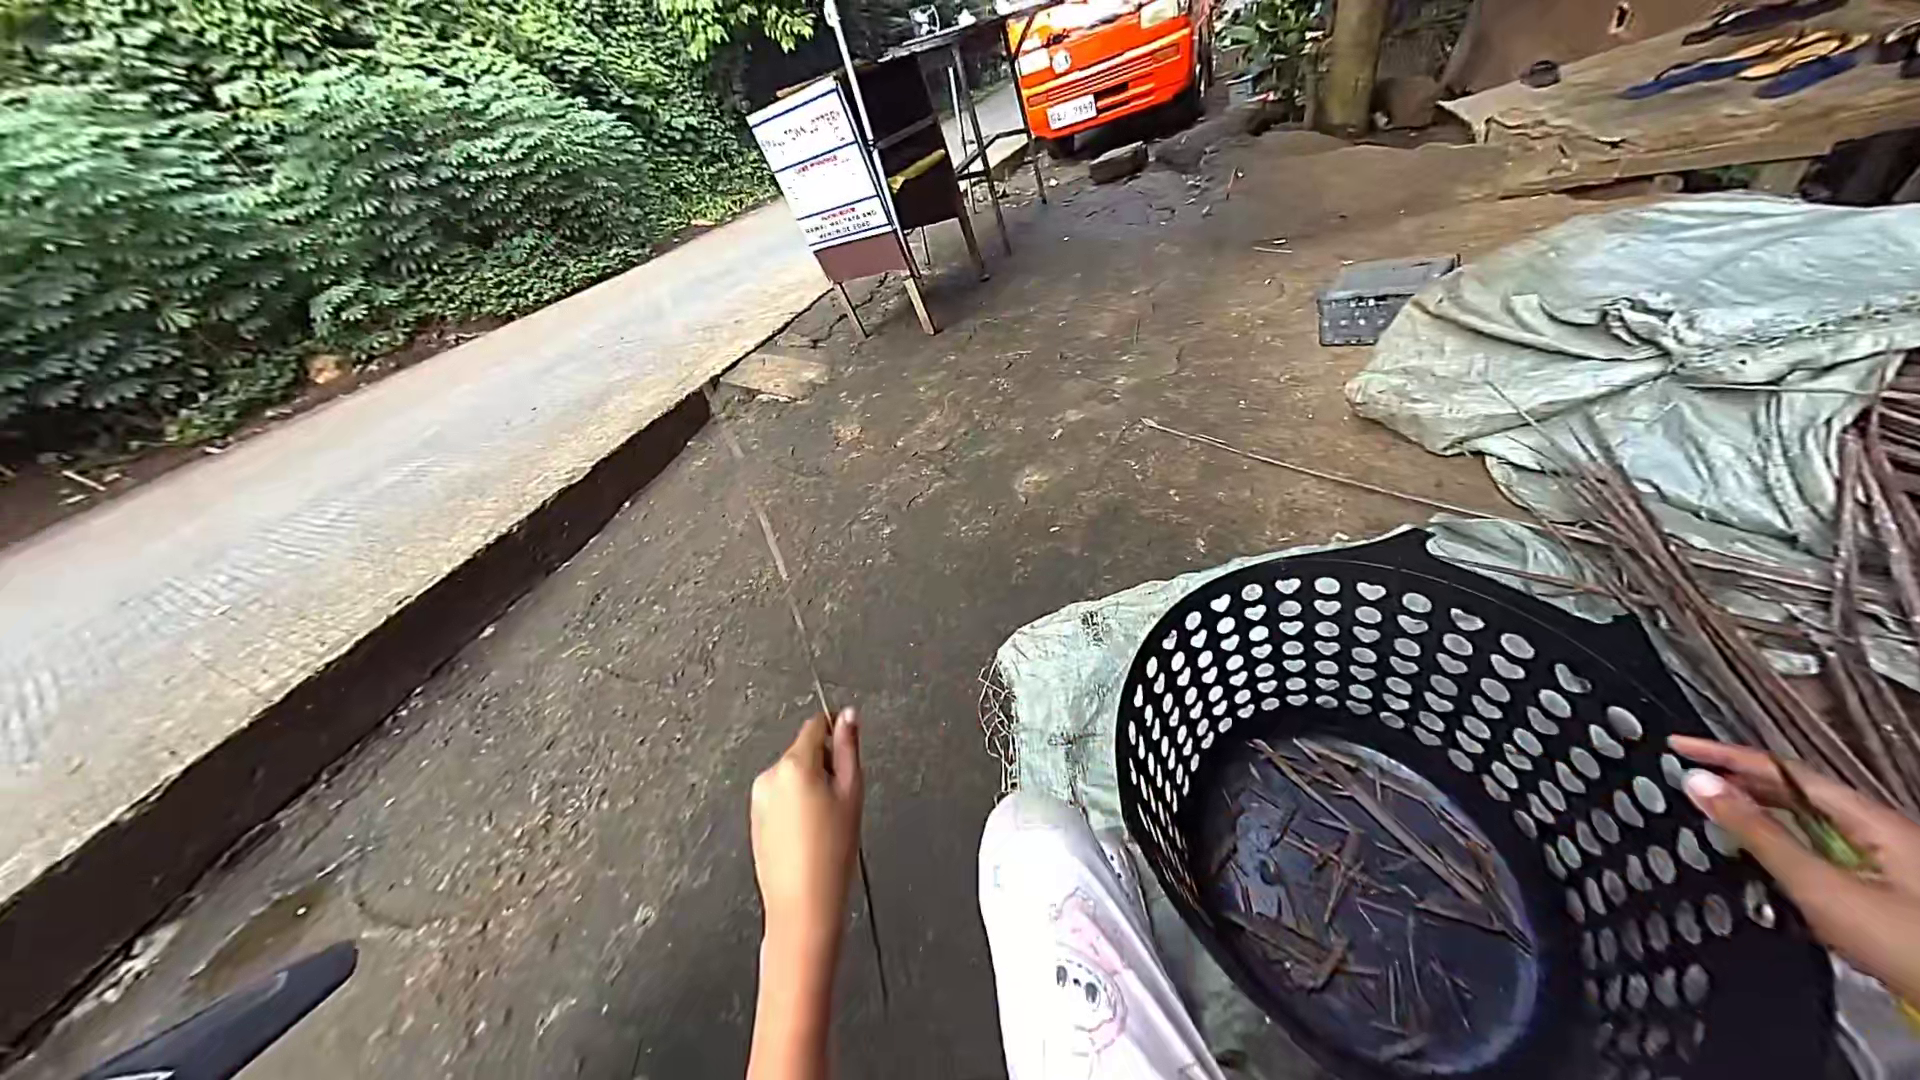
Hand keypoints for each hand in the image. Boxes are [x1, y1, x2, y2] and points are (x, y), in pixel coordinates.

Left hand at [750, 708, 863, 961]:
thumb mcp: (852, 791)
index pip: (815, 725)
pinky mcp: (755, 816)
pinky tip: (808, 831)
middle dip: (823, 765)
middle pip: (803, 750)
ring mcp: (759, 797)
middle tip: (839, 798)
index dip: (835, 734)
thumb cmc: (831, 853)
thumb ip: (849, 746)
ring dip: (809, 785)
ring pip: (793, 773)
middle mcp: (770, 776)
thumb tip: (848, 716)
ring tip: (824, 820)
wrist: (803, 904)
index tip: (845, 751)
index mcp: (795, 765)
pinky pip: (781, 795)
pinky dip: (796, 803)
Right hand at [1671, 735, 1919, 1000]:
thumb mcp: (1820, 886)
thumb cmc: (1911, 945)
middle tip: (1689, 779)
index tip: (1678, 746)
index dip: (1727, 755)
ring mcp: (1896, 866)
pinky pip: (1824, 849)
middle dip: (1742, 781)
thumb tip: (1700, 782)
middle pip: (1801, 793)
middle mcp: (1889, 836)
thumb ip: (1757, 831)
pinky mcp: (1894, 893)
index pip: (1784, 771)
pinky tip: (1764, 854)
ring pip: (1813, 822)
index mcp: (1876, 823)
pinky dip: (1783, 840)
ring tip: (1714, 811)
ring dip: (1761, 811)